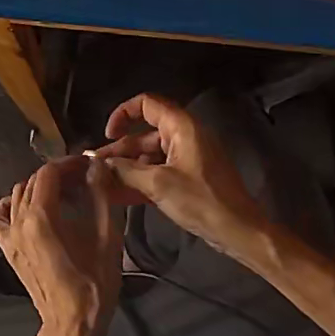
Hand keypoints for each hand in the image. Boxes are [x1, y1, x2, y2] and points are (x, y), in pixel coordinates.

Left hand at [0, 157, 120, 335]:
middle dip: (58, 174)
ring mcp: (8, 235)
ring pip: (17, 194)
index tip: (87, 165)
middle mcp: (18, 221)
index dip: (68, 163)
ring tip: (64, 193)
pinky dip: (10, 205)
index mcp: (41, 217)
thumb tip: (96, 166)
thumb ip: (100, 198)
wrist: (72, 324)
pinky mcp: (5, 248)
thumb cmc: (93, 285)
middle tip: (83, 178)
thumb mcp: (107, 239)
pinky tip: (29, 209)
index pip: (48, 173)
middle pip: (33, 181)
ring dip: (39, 187)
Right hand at [95, 94, 268, 258]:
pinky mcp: (188, 178)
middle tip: (95, 167)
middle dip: (119, 150)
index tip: (107, 135)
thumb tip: (98, 164)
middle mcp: (184, 137)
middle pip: (144, 134)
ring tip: (101, 184)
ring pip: (148, 156)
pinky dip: (139, 180)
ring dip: (126, 169)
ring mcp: (187, 158)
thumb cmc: (201, 200)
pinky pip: (157, 172)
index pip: (146, 104)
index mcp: (181, 127)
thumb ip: (125, 171)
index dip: (122, 114)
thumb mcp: (158, 184)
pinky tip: (118, 195)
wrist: (239, 231)